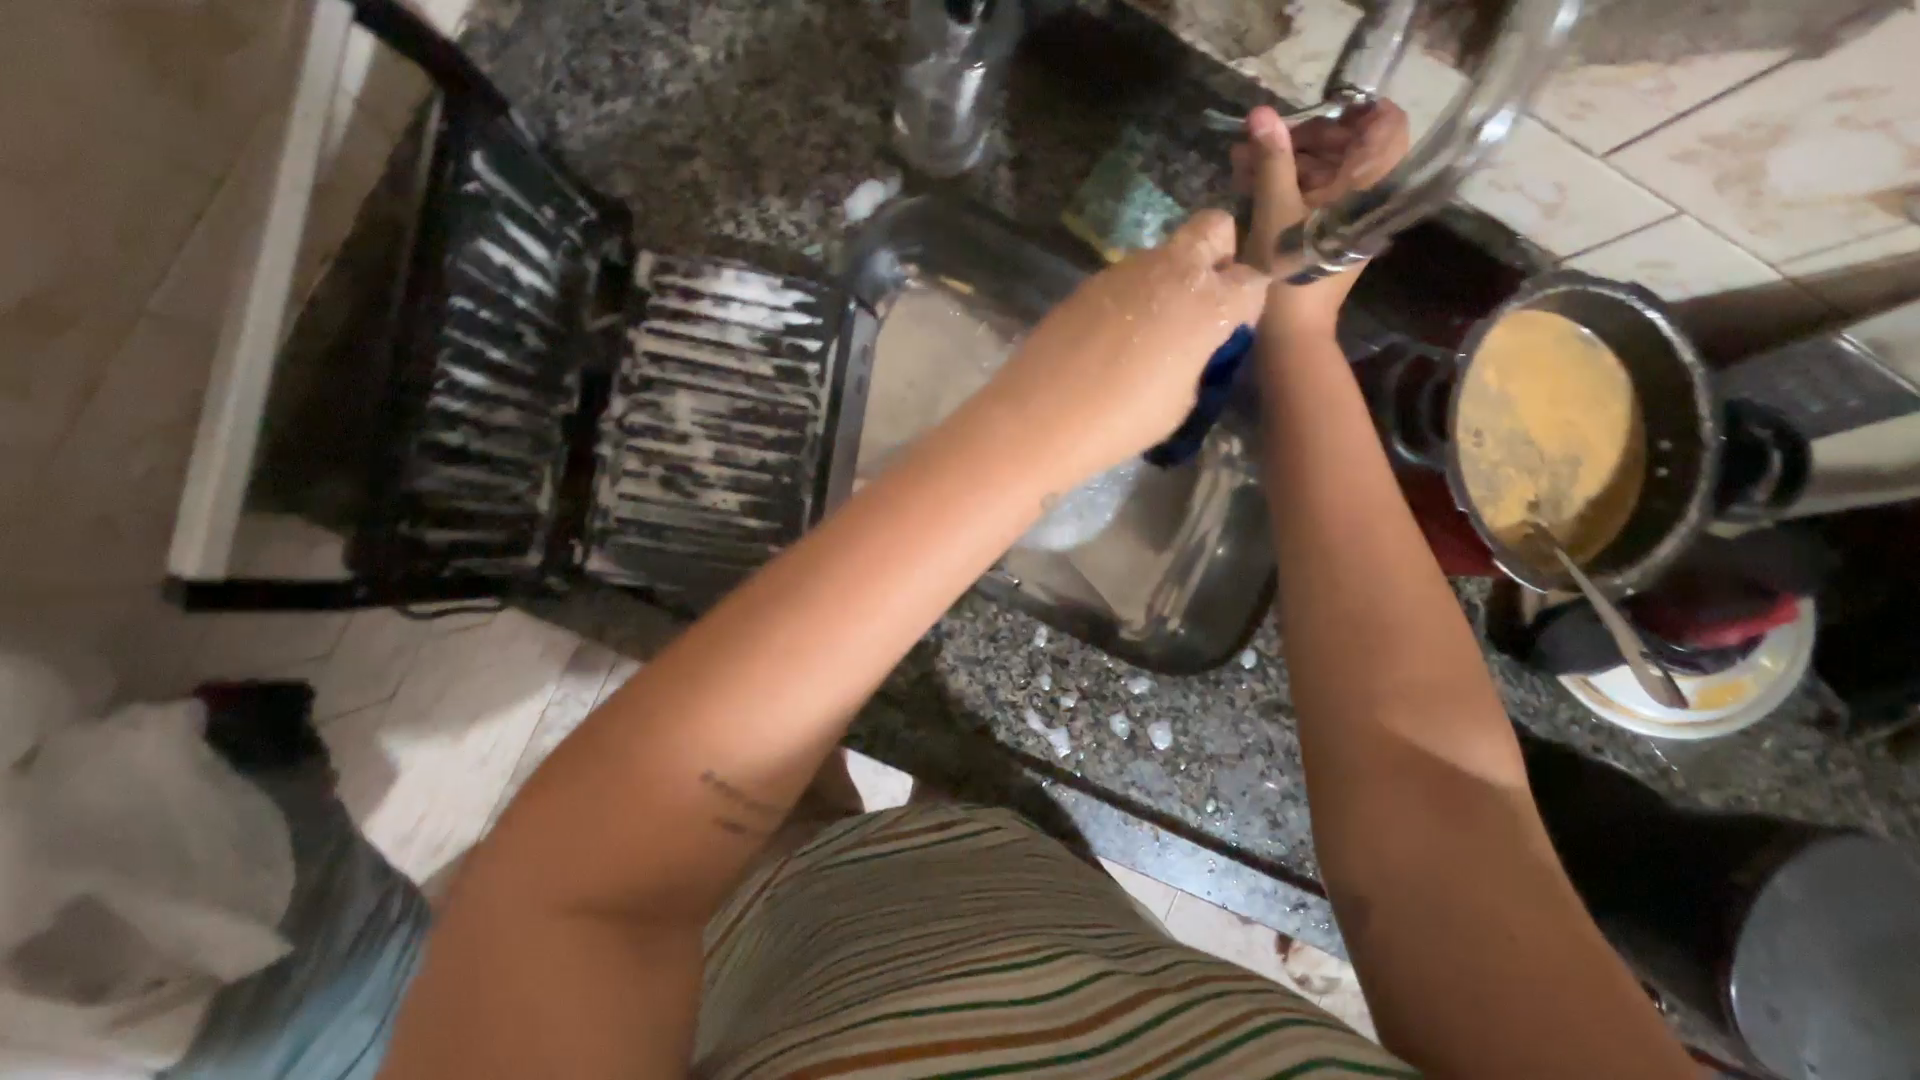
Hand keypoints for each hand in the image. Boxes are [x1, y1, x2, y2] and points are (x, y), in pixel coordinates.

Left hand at [964, 210, 1268, 483]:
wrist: (1041, 416)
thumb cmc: (1123, 420)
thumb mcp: (1181, 401)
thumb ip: (1197, 359)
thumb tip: (1191, 347)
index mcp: (1208, 303)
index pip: (1252, 280)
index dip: (1246, 304)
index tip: (1231, 330)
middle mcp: (1172, 271)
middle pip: (1213, 228)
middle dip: (1219, 255)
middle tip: (1202, 300)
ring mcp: (1126, 271)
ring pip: (1164, 253)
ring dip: (1169, 279)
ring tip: (1148, 332)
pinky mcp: (1089, 282)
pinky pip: (1126, 279)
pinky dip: (1132, 297)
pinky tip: (1112, 339)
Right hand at [1231, 102, 1410, 340]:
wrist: (1292, 333)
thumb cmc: (1290, 271)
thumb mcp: (1276, 210)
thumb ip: (1272, 159)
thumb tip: (1261, 113)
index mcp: (1369, 184)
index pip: (1386, 124)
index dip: (1354, 111)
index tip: (1313, 113)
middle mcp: (1367, 196)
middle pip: (1349, 146)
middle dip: (1305, 136)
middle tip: (1264, 139)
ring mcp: (1346, 217)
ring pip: (1326, 171)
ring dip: (1287, 160)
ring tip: (1242, 159)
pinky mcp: (1326, 235)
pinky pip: (1314, 196)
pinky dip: (1286, 184)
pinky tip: (1248, 180)